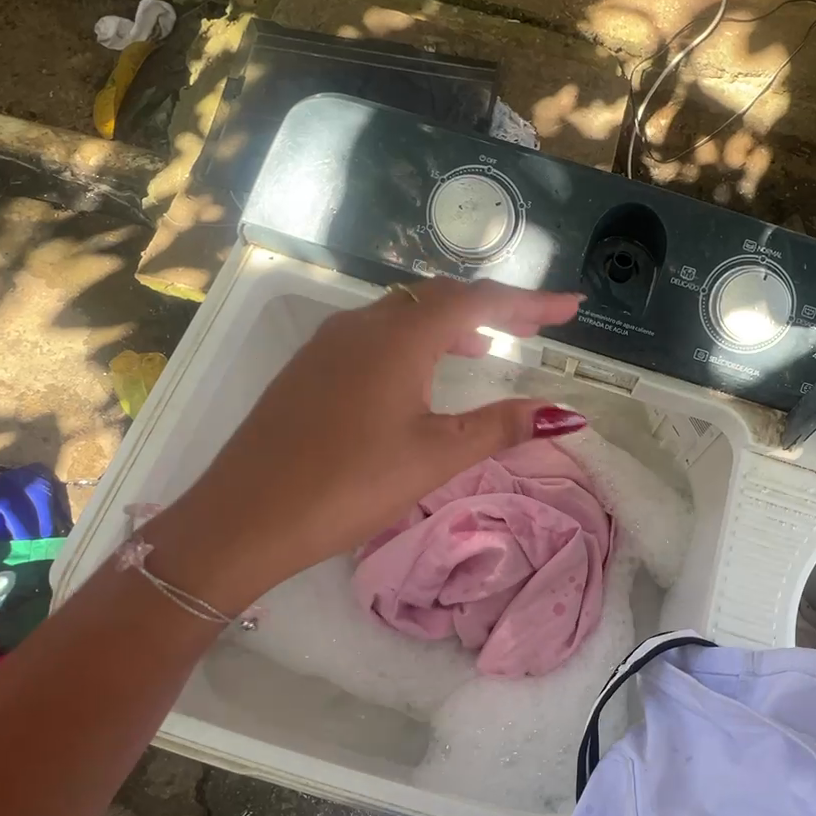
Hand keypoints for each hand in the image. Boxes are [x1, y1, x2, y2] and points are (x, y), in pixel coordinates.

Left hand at [143, 278, 584, 612]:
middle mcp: (364, 323)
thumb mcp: (436, 456)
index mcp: (400, 336)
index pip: (480, 301)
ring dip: (452, 323)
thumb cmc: (349, 484)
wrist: (243, 517)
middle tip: (535, 328)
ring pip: (405, 314)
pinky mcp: (310, 367)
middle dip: (493, 307)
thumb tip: (567, 413)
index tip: (572, 307)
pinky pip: (377, 334)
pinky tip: (423, 374)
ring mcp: (330, 343)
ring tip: (488, 347)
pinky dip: (416, 340)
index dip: (530, 302)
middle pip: (441, 298)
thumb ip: (501, 426)